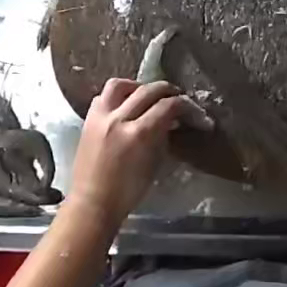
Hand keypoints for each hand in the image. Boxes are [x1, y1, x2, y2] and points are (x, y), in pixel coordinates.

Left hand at [66, 79, 211, 227]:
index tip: (198, 115)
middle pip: (148, 90)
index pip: (168, 106)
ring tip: (148, 96)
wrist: (93, 202)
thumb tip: (173, 121)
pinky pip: (103, 96)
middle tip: (179, 99)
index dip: (188, 107)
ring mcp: (100, 117)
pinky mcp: (88, 119)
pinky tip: (126, 105)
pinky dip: (117, 96)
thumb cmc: (128, 191)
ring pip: (120, 84)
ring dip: (138, 86)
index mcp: (139, 134)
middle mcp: (119, 119)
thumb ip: (163, 137)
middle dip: (169, 91)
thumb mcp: (155, 163)